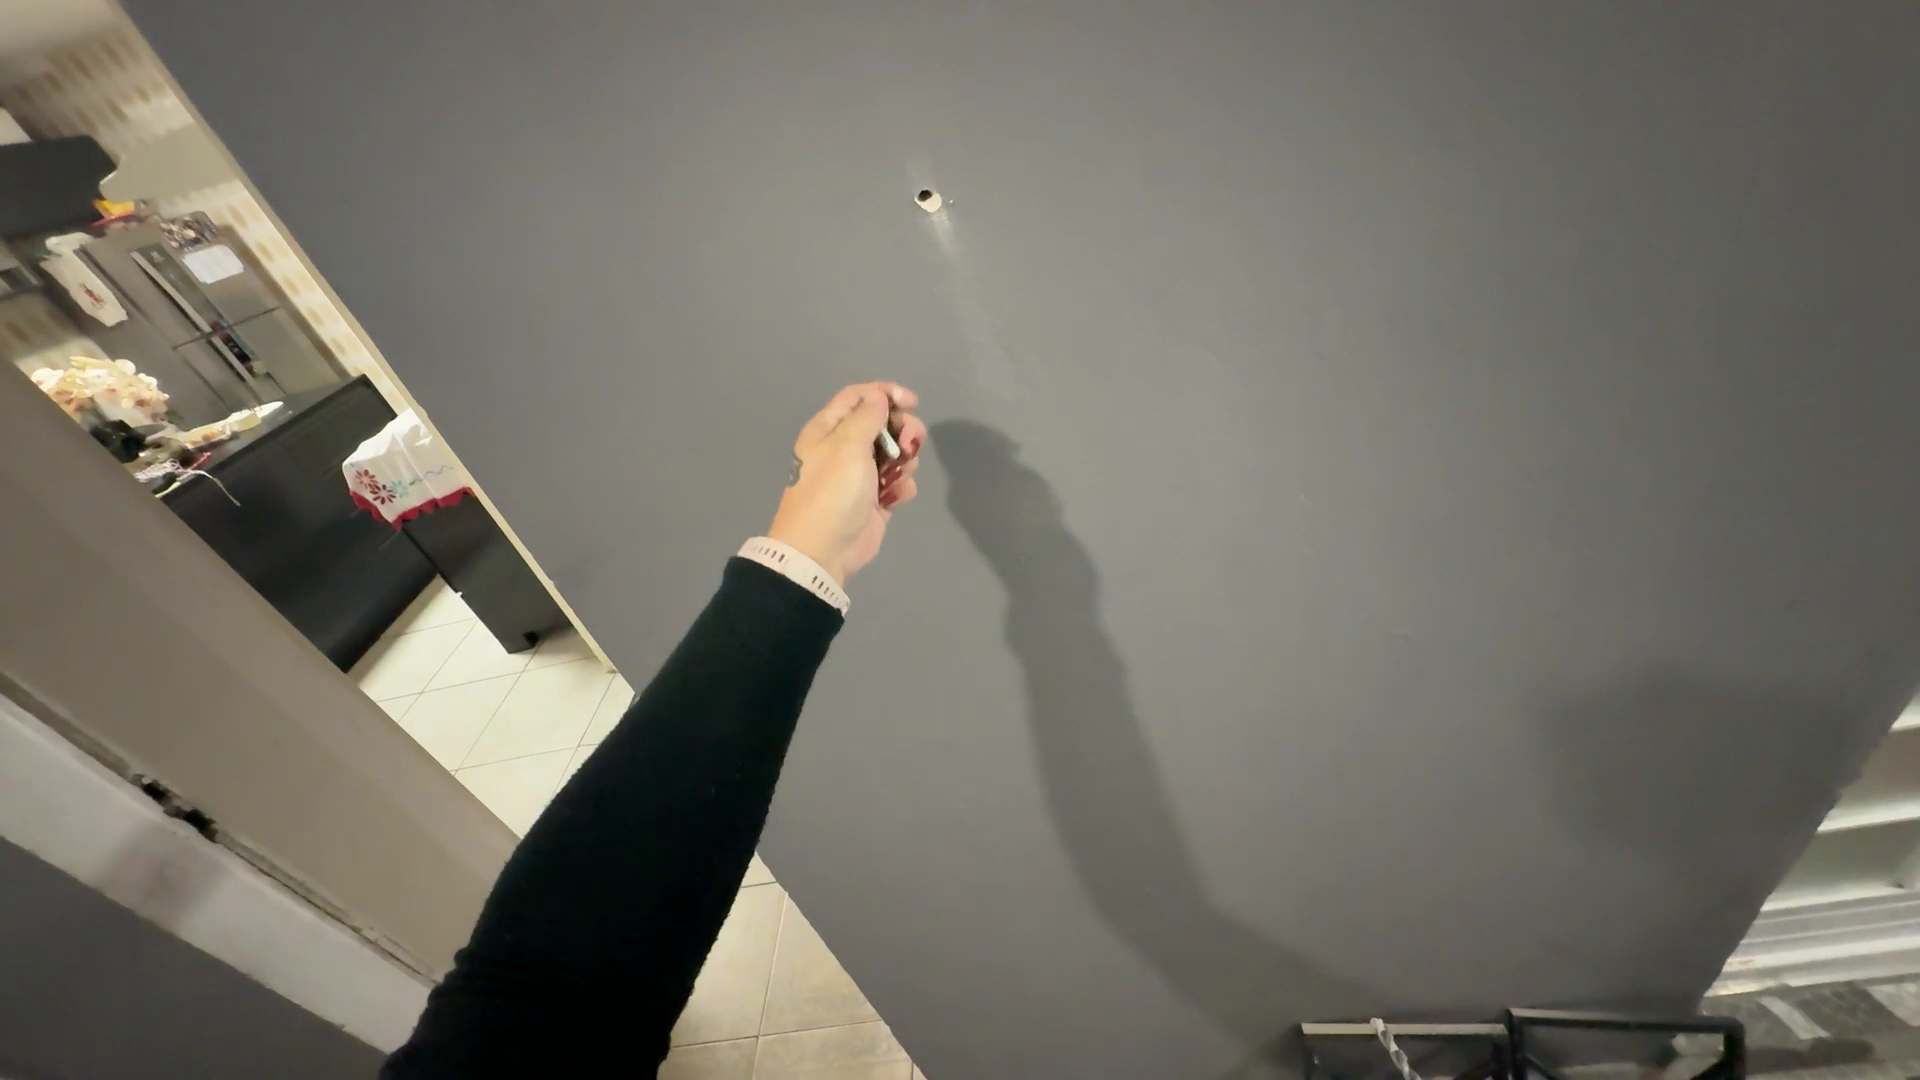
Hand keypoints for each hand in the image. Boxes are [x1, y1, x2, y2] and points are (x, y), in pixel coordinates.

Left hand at [768, 381, 926, 583]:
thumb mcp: (847, 445)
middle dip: (902, 429)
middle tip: (912, 441)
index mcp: (828, 430)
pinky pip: (896, 484)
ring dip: (904, 459)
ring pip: (893, 454)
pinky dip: (902, 486)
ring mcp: (859, 476)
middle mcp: (843, 449)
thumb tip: (879, 398)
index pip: (858, 398)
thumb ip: (867, 417)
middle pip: (881, 424)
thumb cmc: (833, 492)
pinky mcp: (874, 502)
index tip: (912, 403)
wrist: (823, 550)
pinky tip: (899, 495)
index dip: (885, 394)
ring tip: (901, 474)